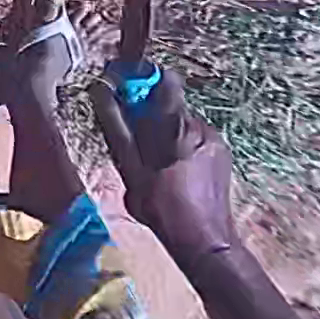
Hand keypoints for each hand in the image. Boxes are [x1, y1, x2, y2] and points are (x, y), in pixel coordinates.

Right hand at [91, 68, 235, 266]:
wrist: (204, 242)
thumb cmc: (158, 202)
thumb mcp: (126, 160)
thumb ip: (113, 120)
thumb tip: (99, 87)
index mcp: (177, 125)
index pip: (164, 78)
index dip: (139, 77)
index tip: (120, 88)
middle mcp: (202, 127)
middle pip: (168, 99)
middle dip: (144, 107)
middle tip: (125, 130)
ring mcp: (215, 141)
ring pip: (177, 118)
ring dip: (158, 125)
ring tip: (143, 153)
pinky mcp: (220, 154)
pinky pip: (190, 133)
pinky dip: (172, 139)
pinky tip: (163, 163)